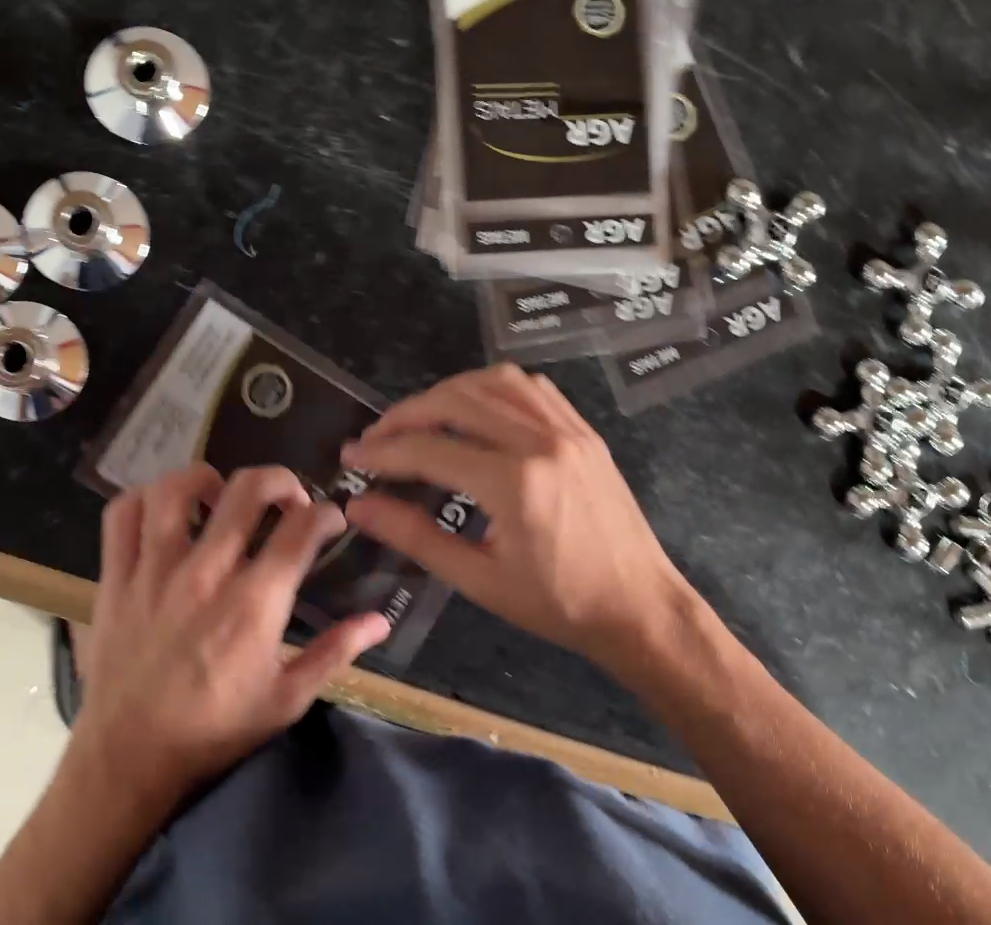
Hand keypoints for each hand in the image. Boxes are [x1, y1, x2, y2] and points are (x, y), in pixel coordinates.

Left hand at [68, 463, 392, 812]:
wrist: (129, 759)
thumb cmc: (215, 731)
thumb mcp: (286, 700)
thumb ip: (335, 652)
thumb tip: (380, 621)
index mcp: (255, 603)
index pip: (300, 529)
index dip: (326, 512)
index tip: (331, 520)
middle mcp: (206, 574)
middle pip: (248, 491)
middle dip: (280, 480)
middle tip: (288, 499)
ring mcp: (155, 572)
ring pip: (177, 490)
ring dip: (209, 479)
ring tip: (223, 496)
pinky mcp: (115, 579)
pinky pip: (121, 515)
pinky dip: (143, 499)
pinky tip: (164, 513)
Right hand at [341, 366, 698, 673]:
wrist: (639, 607)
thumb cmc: (558, 605)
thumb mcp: (479, 580)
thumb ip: (415, 536)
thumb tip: (360, 507)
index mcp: (515, 483)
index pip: (430, 450)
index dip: (382, 452)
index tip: (351, 458)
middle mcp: (542, 442)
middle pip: (457, 401)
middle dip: (407, 414)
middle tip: (377, 437)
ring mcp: (569, 431)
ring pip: (495, 382)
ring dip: (448, 392)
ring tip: (419, 418)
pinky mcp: (584, 432)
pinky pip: (533, 389)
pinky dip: (493, 388)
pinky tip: (475, 409)